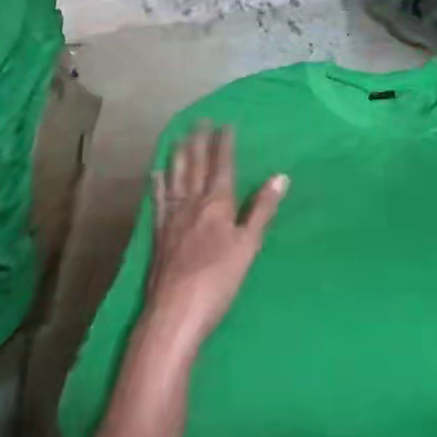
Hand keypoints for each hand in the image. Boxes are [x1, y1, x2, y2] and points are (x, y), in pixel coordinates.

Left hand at [142, 123, 287, 347]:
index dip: (224, 145)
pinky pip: (158, 202)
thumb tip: (280, 175)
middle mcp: (192, 205)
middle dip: (199, 143)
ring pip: (175, 180)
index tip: (225, 125)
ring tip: (177, 138)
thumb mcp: (248, 244)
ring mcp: (171, 220)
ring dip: (178, 157)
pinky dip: (158, 186)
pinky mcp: (157, 237)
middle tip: (199, 121)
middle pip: (195, 167)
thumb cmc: (218, 280)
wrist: (173, 315)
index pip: (222, 167)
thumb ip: (262, 209)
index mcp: (217, 204)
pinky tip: (155, 176)